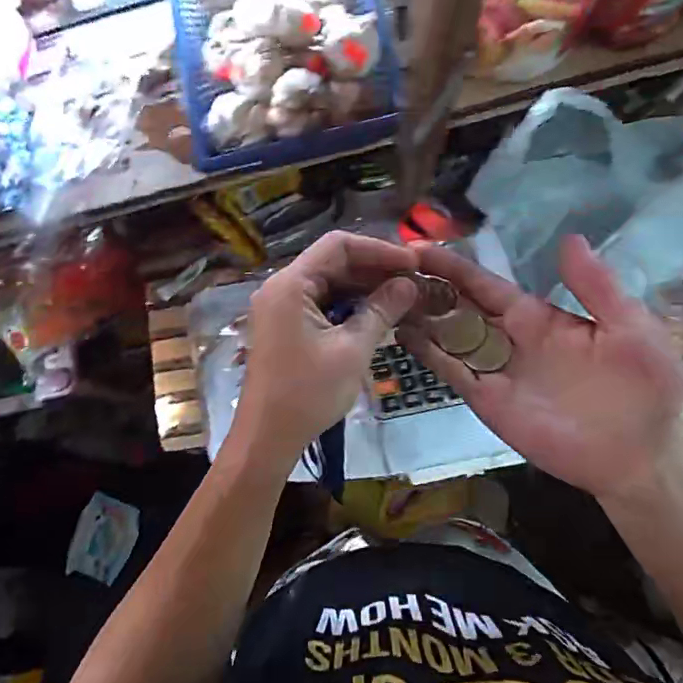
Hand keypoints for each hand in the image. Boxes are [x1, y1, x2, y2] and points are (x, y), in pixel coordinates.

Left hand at [232, 232, 419, 458]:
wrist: (267, 437)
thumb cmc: (308, 393)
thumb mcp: (352, 350)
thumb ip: (380, 311)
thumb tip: (408, 285)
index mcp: (290, 285)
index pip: (338, 246)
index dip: (379, 250)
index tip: (414, 263)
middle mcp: (281, 288)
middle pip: (332, 262)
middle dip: (374, 269)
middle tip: (414, 281)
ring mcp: (280, 308)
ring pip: (328, 283)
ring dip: (363, 288)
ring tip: (402, 297)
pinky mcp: (284, 327)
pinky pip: (320, 303)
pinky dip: (347, 305)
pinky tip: (376, 314)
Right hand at [400, 235, 682, 499]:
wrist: (644, 454)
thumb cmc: (647, 388)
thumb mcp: (631, 327)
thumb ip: (595, 286)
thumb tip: (568, 239)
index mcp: (540, 317)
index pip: (487, 286)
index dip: (455, 268)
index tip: (421, 249)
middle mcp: (510, 340)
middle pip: (459, 309)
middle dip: (427, 289)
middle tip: (389, 269)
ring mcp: (497, 373)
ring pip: (449, 339)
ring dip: (420, 319)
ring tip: (385, 297)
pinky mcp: (490, 402)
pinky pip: (455, 374)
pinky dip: (430, 356)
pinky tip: (404, 335)